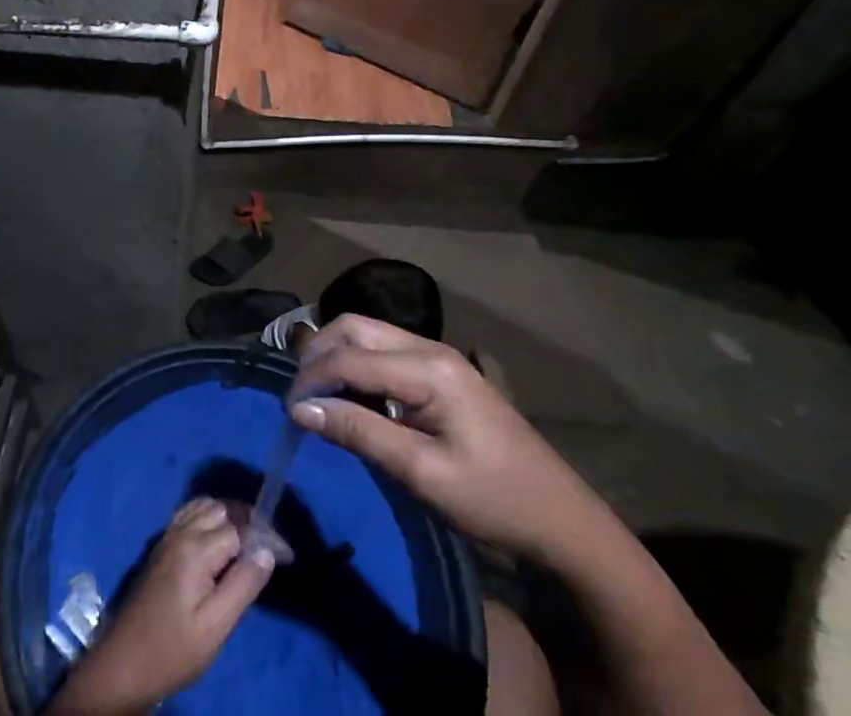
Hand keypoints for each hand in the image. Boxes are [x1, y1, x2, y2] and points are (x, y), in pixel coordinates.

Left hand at [49, 498, 274, 714]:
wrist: (125, 661)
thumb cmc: (174, 649)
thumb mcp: (216, 625)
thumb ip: (243, 584)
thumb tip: (267, 551)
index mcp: (195, 550)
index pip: (240, 527)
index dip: (267, 537)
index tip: (288, 557)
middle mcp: (180, 534)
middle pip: (221, 508)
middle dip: (250, 520)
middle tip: (272, 547)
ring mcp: (167, 538)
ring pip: (203, 506)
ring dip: (229, 515)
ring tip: (252, 541)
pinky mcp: (161, 547)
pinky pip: (188, 515)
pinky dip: (209, 517)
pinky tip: (221, 540)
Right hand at [288, 314, 613, 566]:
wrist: (562, 522)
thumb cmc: (493, 500)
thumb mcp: (420, 472)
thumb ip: (358, 432)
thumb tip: (300, 409)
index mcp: (429, 369)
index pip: (348, 358)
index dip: (310, 381)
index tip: (288, 414)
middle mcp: (431, 349)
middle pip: (353, 328)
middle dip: (317, 355)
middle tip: (300, 397)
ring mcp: (439, 357)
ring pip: (367, 335)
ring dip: (335, 357)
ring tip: (318, 396)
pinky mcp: (442, 372)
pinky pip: (384, 352)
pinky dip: (356, 365)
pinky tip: (350, 397)